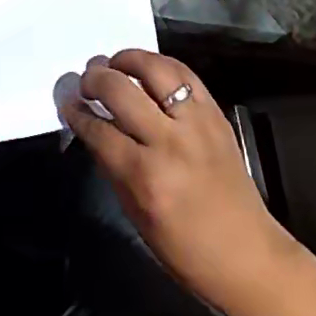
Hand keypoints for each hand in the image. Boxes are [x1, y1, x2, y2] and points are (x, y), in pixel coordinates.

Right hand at [59, 51, 315, 315]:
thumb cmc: (184, 247)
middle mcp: (170, 142)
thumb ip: (111, 164)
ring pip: (155, 69)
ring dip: (127, 59)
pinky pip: (185, 74)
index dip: (77, 113)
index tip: (68, 102)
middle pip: (121, 90)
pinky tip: (146, 68)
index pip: (99, 130)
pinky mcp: (216, 114)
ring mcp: (197, 123)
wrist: (248, 255)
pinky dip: (160, 64)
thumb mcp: (135, 213)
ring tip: (114, 64)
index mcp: (145, 177)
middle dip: (95, 79)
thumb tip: (92, 126)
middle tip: (86, 80)